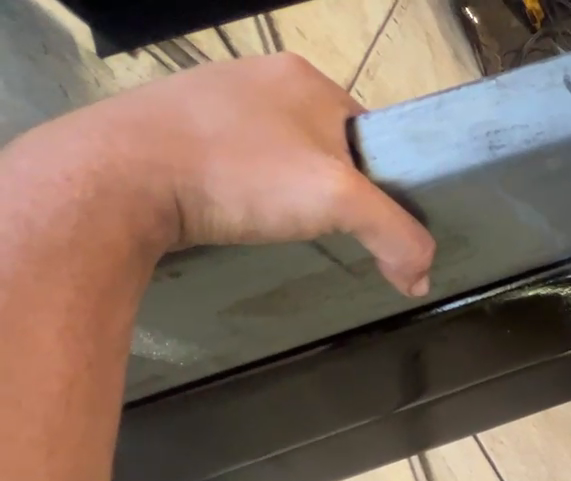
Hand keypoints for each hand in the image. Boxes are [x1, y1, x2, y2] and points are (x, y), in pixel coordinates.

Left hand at [42, 54, 433, 294]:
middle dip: (343, 191)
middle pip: (337, 150)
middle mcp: (261, 76)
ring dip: (300, 194)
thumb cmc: (240, 174)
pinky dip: (258, 192)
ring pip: (291, 157)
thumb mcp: (344, 204)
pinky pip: (247, 162)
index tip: (378, 217)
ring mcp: (216, 98)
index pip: (376, 138)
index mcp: (307, 77)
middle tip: (336, 226)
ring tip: (288, 222)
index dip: (388, 183)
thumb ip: (401, 239)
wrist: (116, 179)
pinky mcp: (181, 125)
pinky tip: (248, 210)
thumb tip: (421, 280)